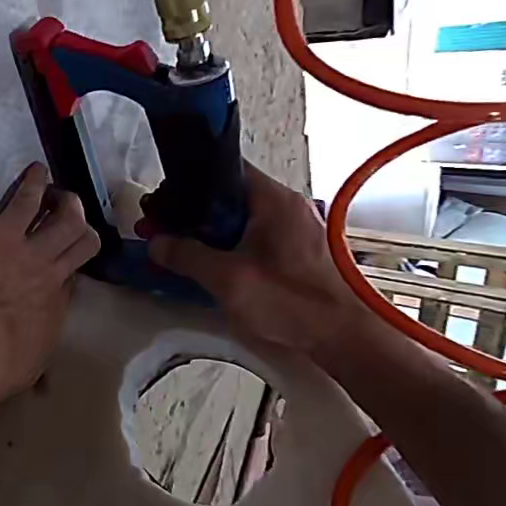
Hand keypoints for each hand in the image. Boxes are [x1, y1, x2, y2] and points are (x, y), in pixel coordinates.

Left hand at [0, 163, 100, 404]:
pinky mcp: (5, 233)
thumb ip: (36, 357)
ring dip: (66, 202)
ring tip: (59, 194)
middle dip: (80, 226)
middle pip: (83, 241)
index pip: (73, 277)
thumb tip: (41, 379)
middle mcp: (54, 275)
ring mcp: (33, 252)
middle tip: (70, 217)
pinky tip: (35, 170)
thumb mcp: (26, 371)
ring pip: (67, 218)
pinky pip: (26, 200)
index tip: (57, 266)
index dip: (67, 267)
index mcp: (57, 307)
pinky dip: (34, 183)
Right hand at [146, 163, 370, 359]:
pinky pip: (258, 238)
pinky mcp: (301, 250)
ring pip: (243, 219)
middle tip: (166, 232)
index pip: (223, 169)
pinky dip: (234, 246)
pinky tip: (218, 268)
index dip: (188, 184)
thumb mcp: (228, 279)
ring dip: (213, 233)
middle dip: (195, 214)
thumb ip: (187, 256)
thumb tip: (158, 243)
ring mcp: (297, 227)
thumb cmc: (293, 302)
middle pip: (230, 196)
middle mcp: (287, 205)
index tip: (163, 206)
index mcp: (272, 199)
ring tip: (185, 252)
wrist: (347, 336)